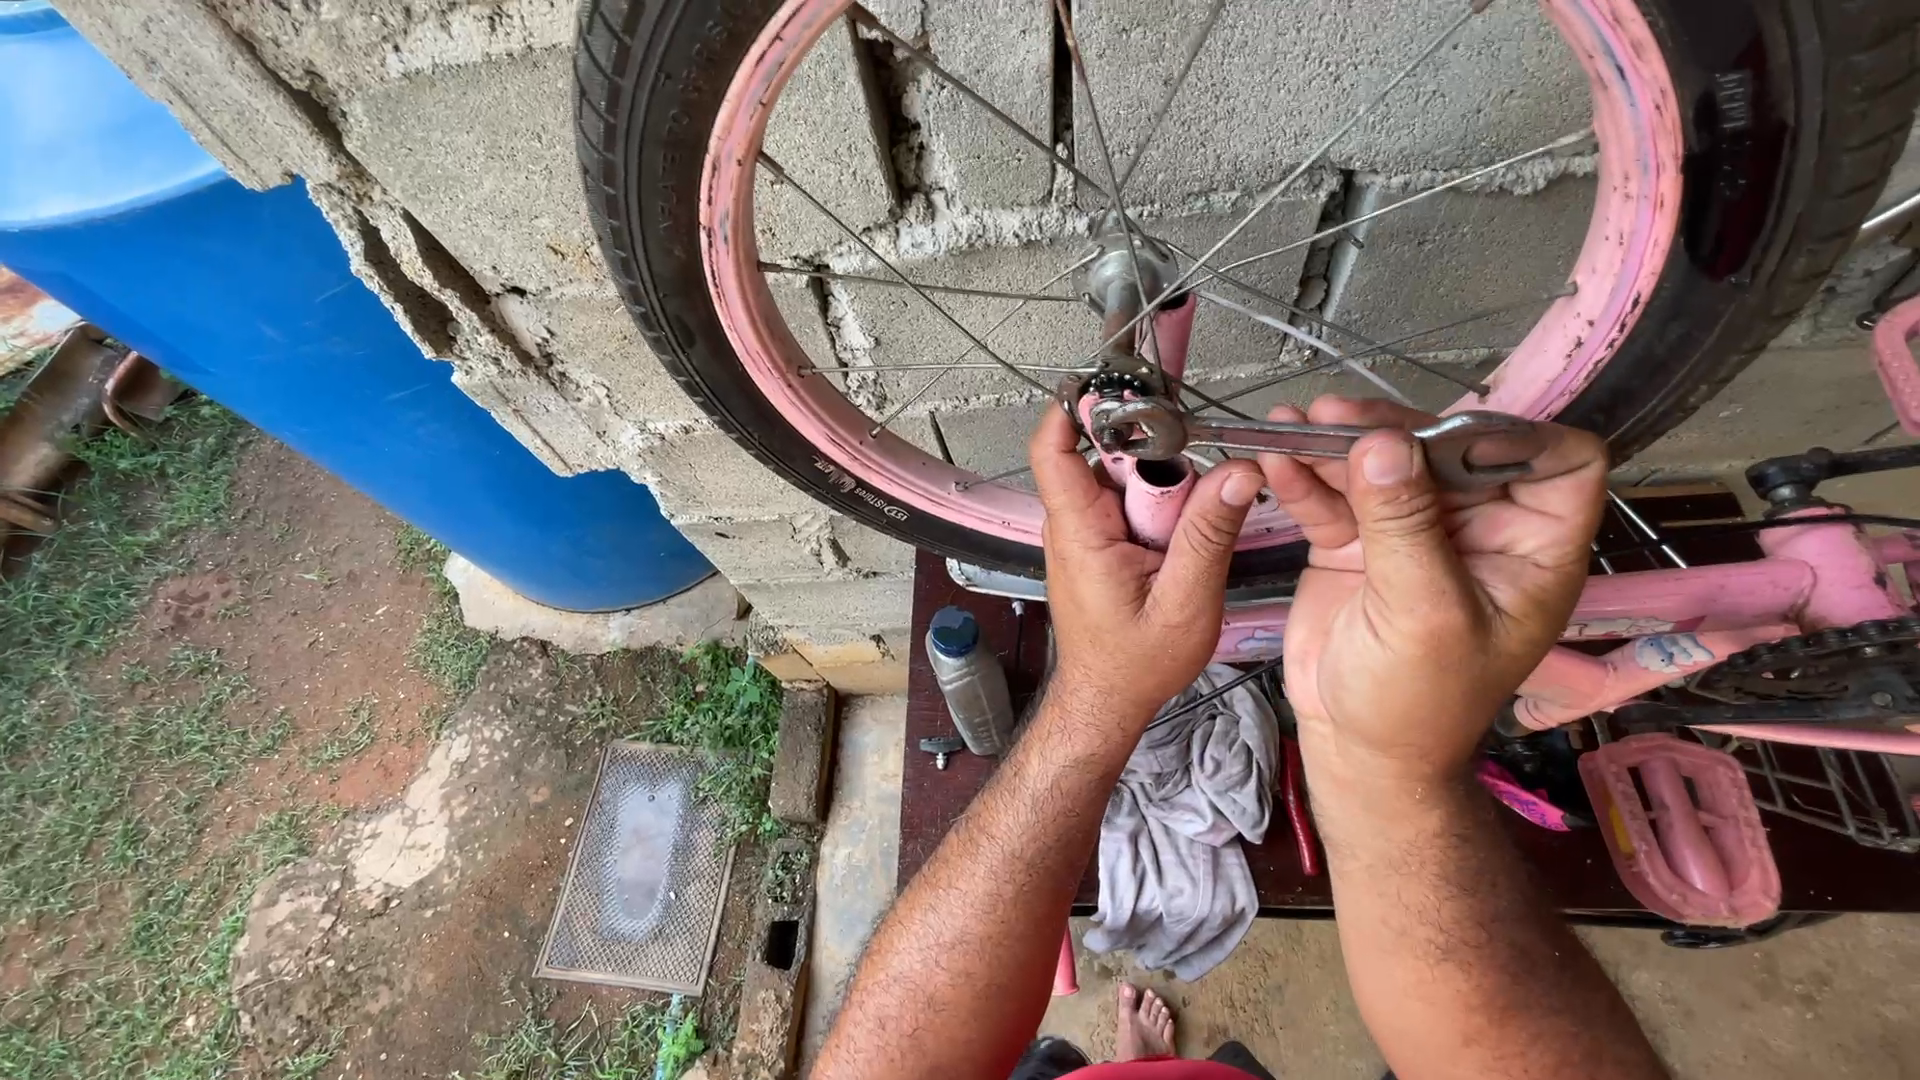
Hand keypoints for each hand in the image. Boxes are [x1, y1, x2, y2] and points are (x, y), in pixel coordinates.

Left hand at [1030, 406, 1264, 723]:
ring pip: (1124, 479)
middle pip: (1108, 458)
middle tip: (1188, 497)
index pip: (1054, 452)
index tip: (1108, 385)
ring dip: (1161, 491)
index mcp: (1081, 534)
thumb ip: (1209, 535)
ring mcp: (1084, 533)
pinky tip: (1176, 541)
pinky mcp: (1098, 543)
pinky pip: (1128, 503)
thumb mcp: (1185, 603)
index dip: (1072, 410)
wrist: (1107, 698)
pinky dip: (1157, 510)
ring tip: (1183, 533)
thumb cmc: (1133, 664)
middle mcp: (1073, 526)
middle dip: (1153, 460)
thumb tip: (1237, 473)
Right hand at [1259, 397, 1607, 782]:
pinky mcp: (1353, 545)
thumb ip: (1404, 526)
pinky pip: (1331, 498)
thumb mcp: (1423, 613)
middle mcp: (1473, 529)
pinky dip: (1303, 479)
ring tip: (1290, 426)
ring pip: (1379, 468)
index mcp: (1529, 547)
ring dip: (1334, 446)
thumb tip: (1382, 444)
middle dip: (1390, 429)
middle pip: (1444, 452)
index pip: (1555, 461)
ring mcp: (1407, 534)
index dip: (1509, 436)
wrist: (1353, 743)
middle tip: (1335, 415)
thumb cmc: (1416, 699)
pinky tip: (1275, 462)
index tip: (1438, 434)